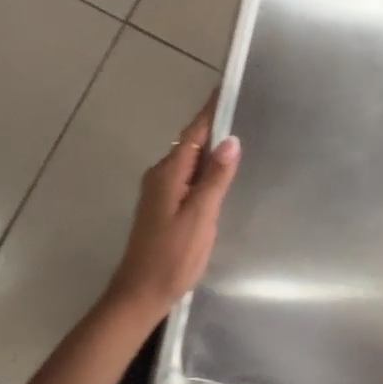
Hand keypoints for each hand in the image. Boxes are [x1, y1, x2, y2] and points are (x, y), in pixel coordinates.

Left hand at [102, 93, 240, 323]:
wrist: (139, 294)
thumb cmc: (172, 256)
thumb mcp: (200, 216)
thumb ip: (215, 177)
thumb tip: (231, 140)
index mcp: (169, 173)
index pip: (194, 132)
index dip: (211, 112)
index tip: (226, 89)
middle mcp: (161, 175)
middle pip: (191, 144)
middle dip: (214, 128)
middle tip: (243, 113)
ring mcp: (159, 192)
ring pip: (189, 162)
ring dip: (210, 151)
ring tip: (239, 142)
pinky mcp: (162, 207)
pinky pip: (187, 178)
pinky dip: (204, 171)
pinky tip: (220, 178)